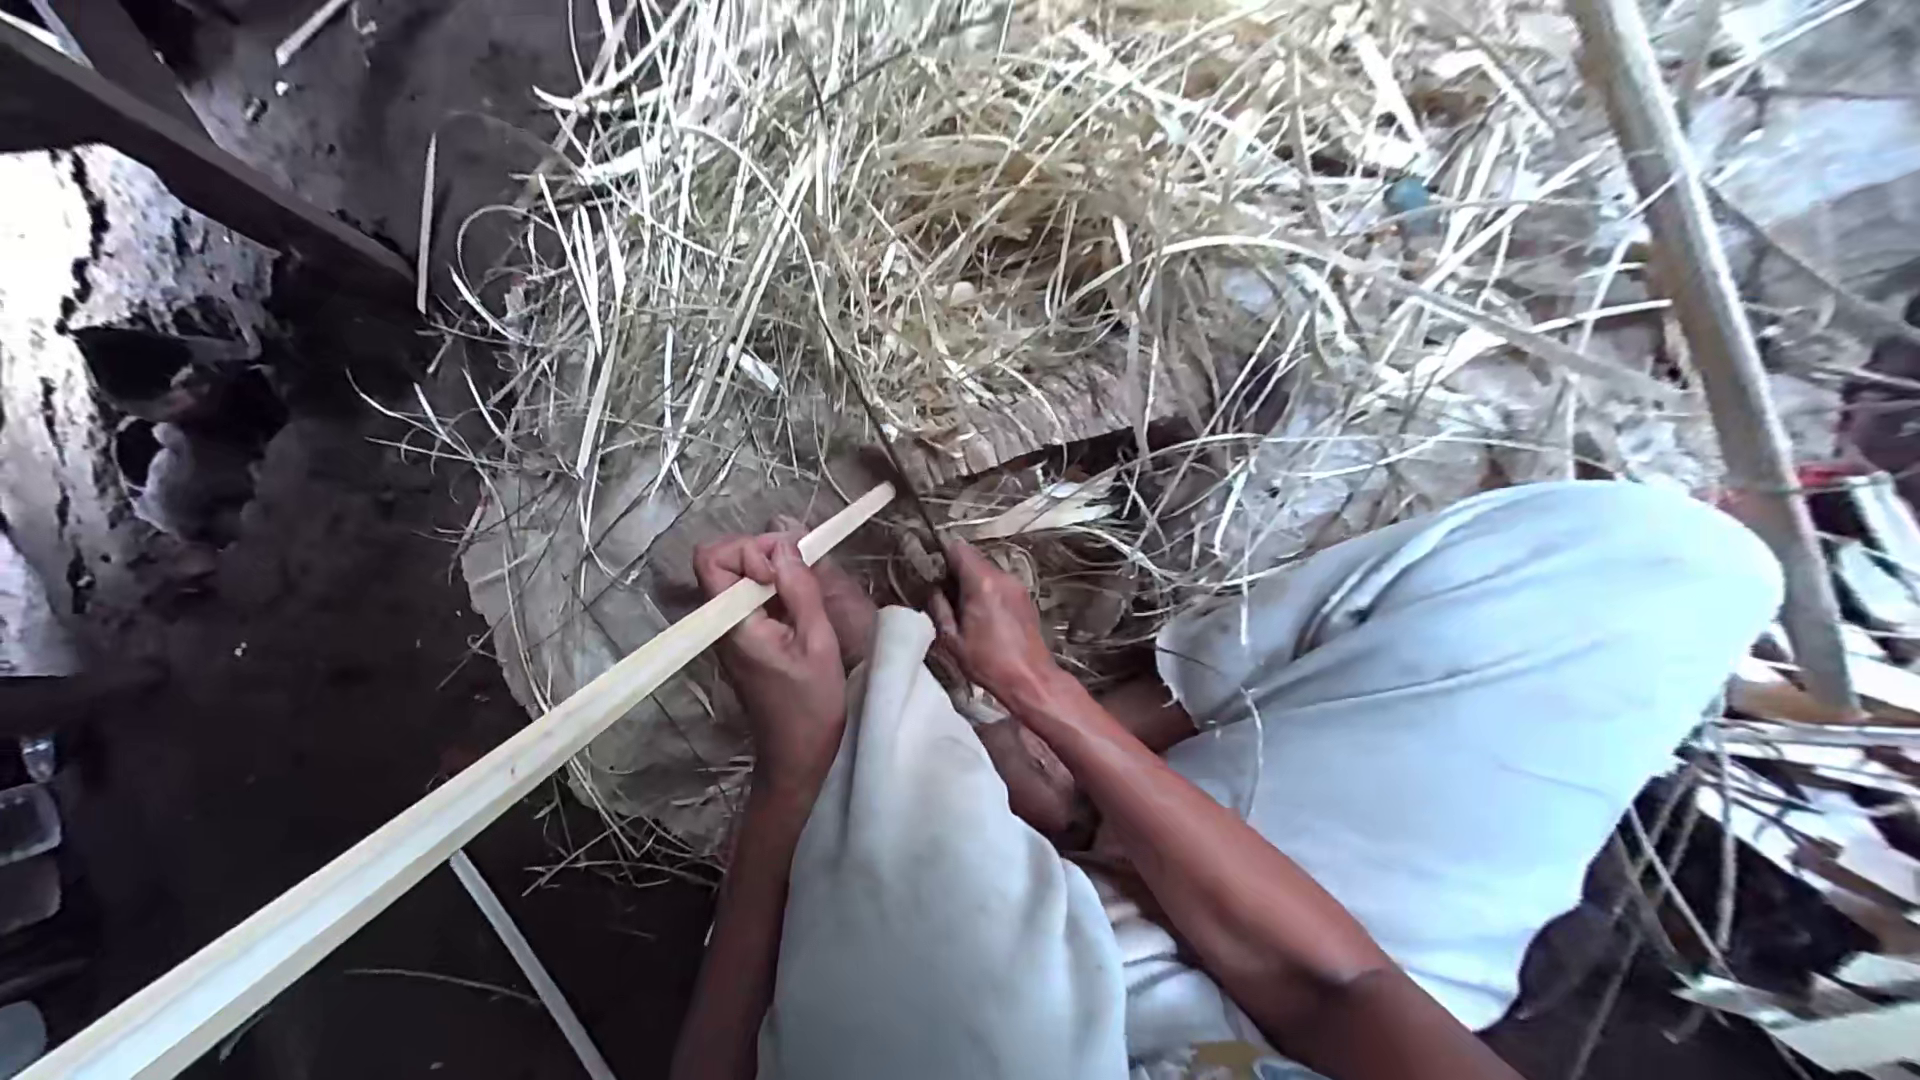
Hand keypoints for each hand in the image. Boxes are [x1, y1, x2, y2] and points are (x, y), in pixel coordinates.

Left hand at [693, 532, 846, 791]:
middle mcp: (722, 622)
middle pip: (719, 560)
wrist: (796, 753)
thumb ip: (801, 591)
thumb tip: (786, 544)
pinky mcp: (742, 637)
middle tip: (799, 568)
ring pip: (733, 575)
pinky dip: (772, 586)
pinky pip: (747, 595)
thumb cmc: (812, 704)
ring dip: (769, 568)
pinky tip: (799, 602)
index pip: (712, 559)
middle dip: (759, 551)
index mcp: (734, 624)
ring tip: (804, 585)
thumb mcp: (818, 642)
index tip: (786, 571)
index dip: (750, 550)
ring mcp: (729, 630)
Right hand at [927, 539, 1061, 706]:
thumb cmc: (988, 663)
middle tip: (946, 596)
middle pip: (974, 559)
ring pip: (988, 571)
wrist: (1030, 679)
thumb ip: (939, 608)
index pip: (959, 549)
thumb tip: (934, 590)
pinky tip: (984, 616)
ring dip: (973, 583)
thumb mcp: (951, 640)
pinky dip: (989, 591)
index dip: (943, 557)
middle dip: (957, 572)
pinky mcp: (1025, 597)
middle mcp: (1002, 578)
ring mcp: (1017, 586)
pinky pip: (1001, 584)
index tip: (935, 574)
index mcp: (982, 584)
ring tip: (965, 610)